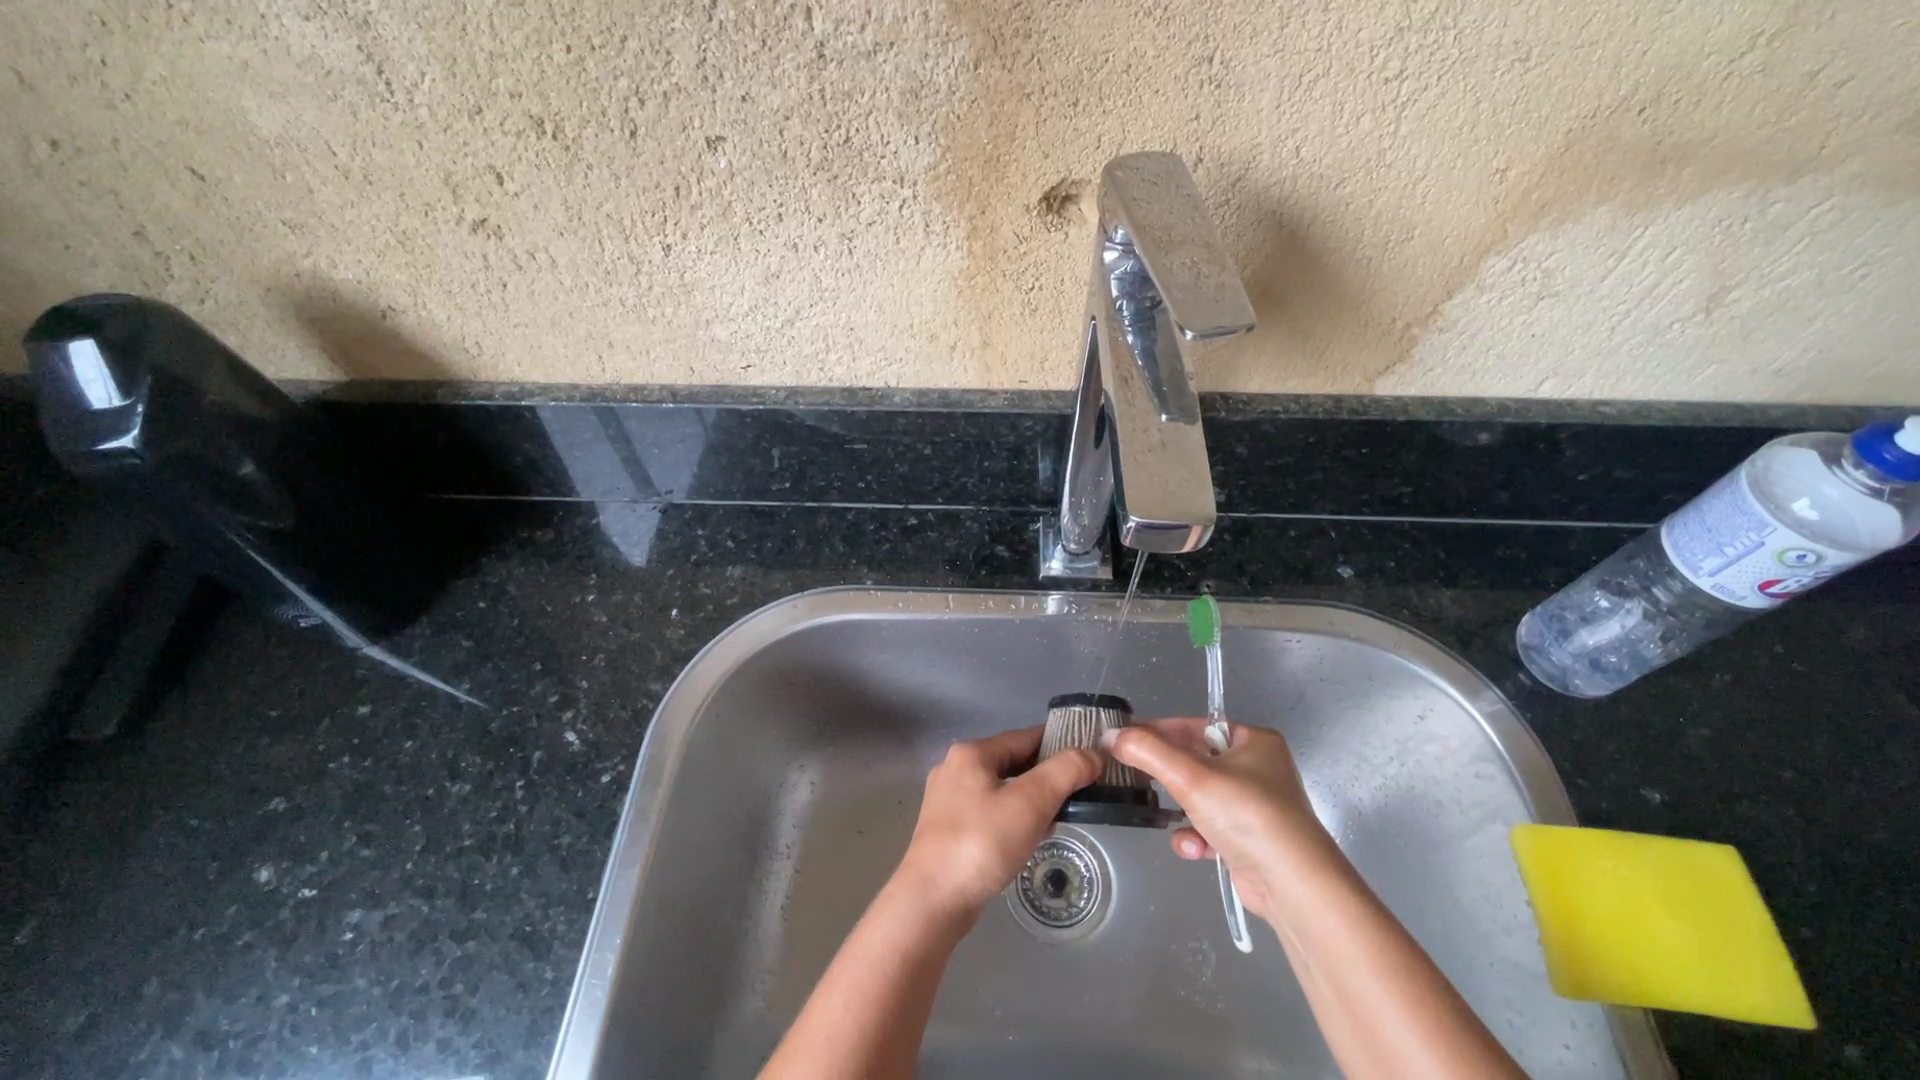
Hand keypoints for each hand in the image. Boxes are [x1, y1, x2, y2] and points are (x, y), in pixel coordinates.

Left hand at [894, 726, 1103, 920]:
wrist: (932, 899)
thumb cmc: (982, 843)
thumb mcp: (1031, 803)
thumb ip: (1065, 772)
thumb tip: (1092, 754)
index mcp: (971, 754)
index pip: (1026, 737)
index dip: (1061, 744)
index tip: (1091, 757)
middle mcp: (955, 769)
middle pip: (1013, 763)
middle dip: (1047, 777)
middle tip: (1080, 793)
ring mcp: (948, 801)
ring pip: (1002, 790)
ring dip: (1032, 801)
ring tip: (1059, 819)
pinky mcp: (948, 829)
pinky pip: (991, 814)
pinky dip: (1013, 819)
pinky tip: (1030, 839)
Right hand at [1104, 718, 1335, 922]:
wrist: (1291, 882)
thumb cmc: (1245, 814)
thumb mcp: (1190, 776)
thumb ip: (1148, 752)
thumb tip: (1112, 735)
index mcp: (1254, 741)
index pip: (1197, 727)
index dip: (1160, 731)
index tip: (1126, 740)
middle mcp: (1259, 768)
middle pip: (1198, 762)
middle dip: (1171, 777)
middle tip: (1136, 779)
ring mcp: (1257, 806)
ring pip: (1202, 797)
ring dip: (1183, 811)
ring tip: (1173, 821)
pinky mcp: (1251, 839)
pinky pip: (1212, 828)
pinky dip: (1198, 837)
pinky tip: (1194, 848)